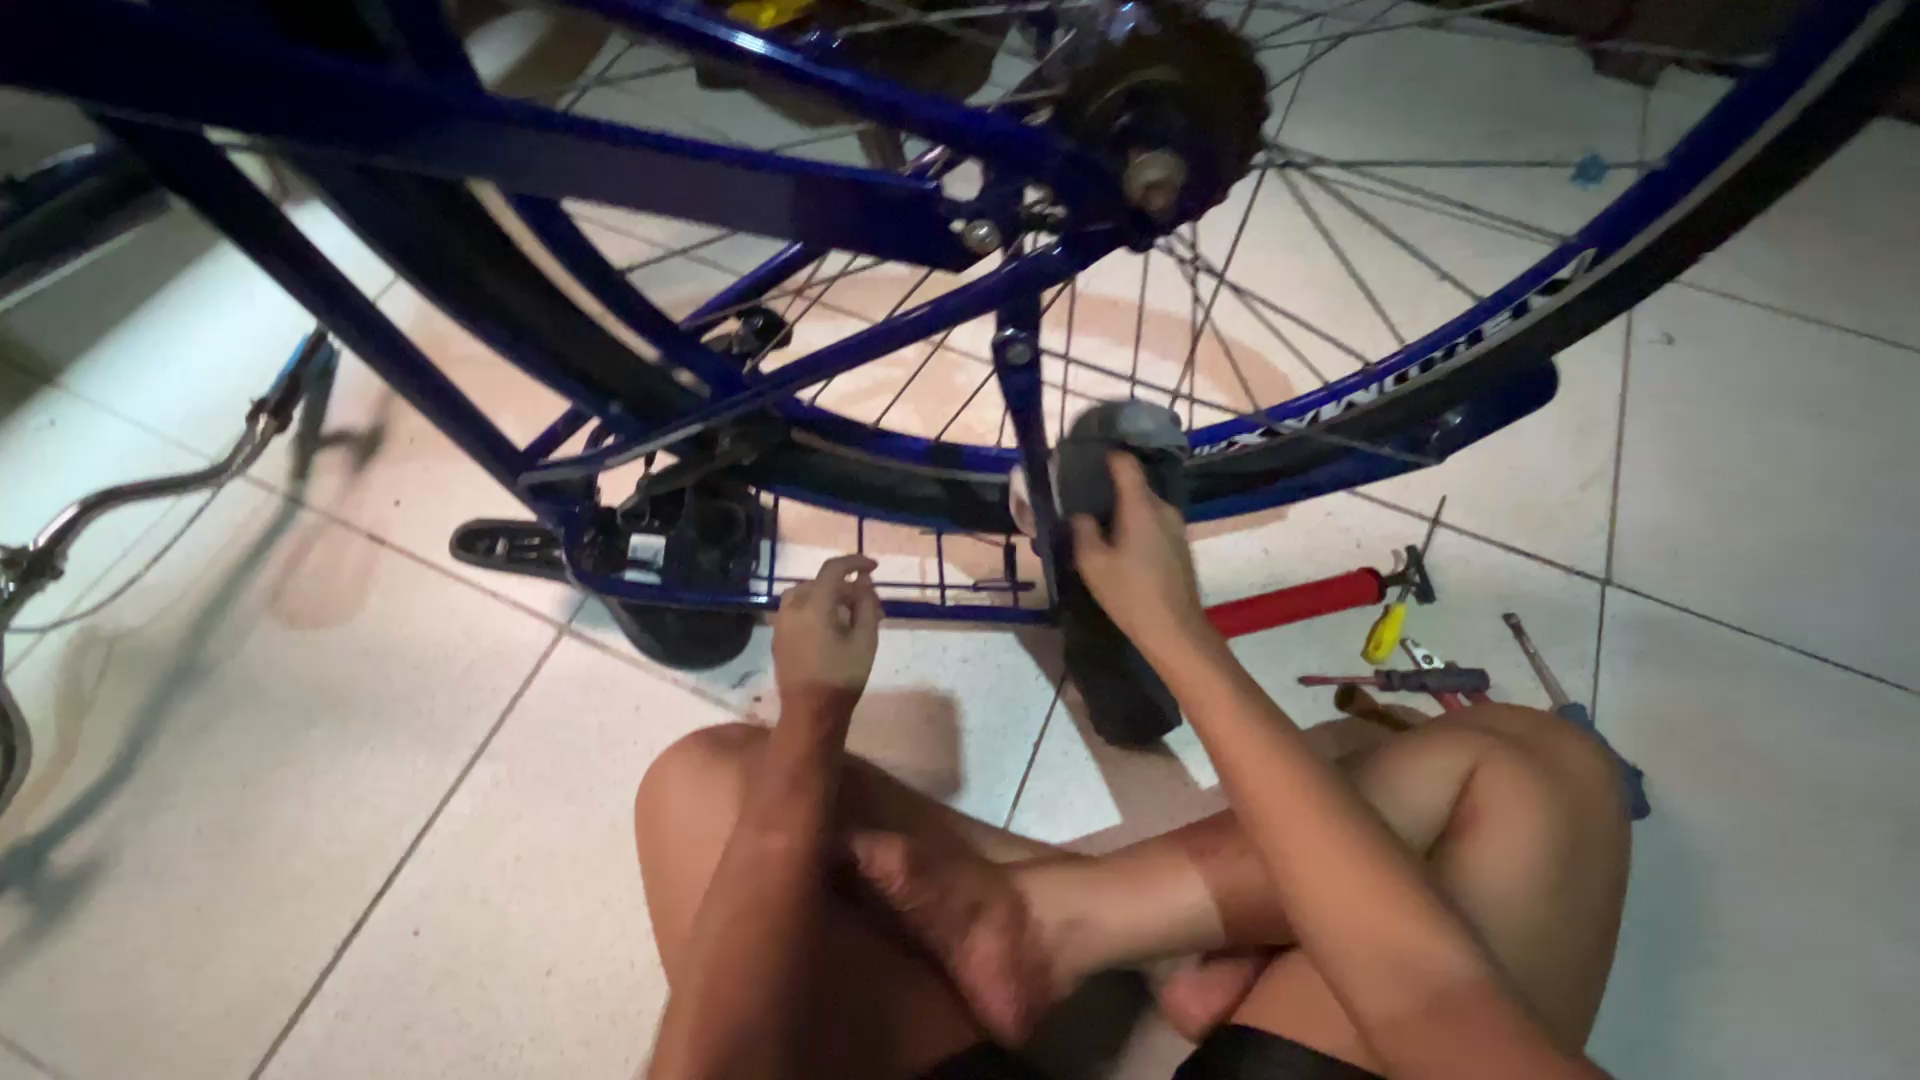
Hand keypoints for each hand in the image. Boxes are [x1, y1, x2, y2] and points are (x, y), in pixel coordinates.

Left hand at [772, 554, 881, 720]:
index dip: (854, 562)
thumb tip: (863, 580)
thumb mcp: (865, 640)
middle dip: (844, 587)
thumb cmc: (843, 676)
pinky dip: (814, 609)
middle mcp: (792, 608)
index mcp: (814, 605)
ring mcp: (781, 623)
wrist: (811, 713)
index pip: (833, 569)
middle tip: (867, 605)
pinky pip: (796, 610)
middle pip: (819, 582)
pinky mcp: (778, 638)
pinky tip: (830, 629)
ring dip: (826, 596)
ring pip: (804, 595)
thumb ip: (866, 604)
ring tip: (847, 616)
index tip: (873, 568)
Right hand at [1070, 453, 1209, 656]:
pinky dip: (1135, 526)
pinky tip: (1119, 546)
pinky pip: (1153, 524)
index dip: (1107, 457)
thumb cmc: (1130, 593)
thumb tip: (1080, 516)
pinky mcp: (1180, 546)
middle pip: (1135, 487)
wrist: (1174, 629)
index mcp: (1141, 506)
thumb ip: (1082, 531)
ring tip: (1098, 525)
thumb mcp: (1092, 564)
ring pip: (1144, 507)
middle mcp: (1163, 509)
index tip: (1086, 461)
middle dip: (1110, 489)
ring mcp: (1176, 527)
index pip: (1126, 464)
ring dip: (1123, 511)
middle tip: (1083, 500)